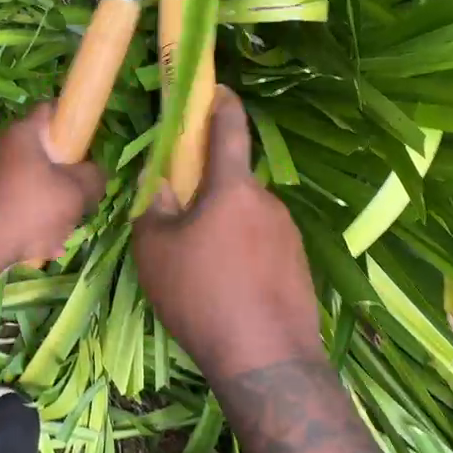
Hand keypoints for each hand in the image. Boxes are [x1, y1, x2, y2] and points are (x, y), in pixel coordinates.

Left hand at [0, 105, 105, 268]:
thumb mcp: (74, 193)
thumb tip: (95, 172)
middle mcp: (6, 145)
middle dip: (69, 172)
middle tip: (83, 191)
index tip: (91, 139)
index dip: (74, 117)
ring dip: (56, 202)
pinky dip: (38, 218)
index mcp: (23, 132)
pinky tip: (47, 243)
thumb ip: (93, 177)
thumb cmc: (30, 208)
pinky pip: (25, 201)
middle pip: (48, 149)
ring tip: (65, 226)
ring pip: (40, 180)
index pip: (52, 108)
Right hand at [133, 87, 323, 384]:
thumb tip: (160, 185)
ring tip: (196, 264)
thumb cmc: (202, 295)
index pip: (229, 129)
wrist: (269, 365)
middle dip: (203, 188)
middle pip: (229, 179)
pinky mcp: (299, 266)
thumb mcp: (155, 249)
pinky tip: (222, 287)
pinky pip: (260, 243)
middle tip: (175, 219)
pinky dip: (239, 251)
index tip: (212, 86)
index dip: (219, 102)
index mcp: (231, 188)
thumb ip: (153, 207)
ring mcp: (288, 235)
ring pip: (244, 214)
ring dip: (220, 223)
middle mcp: (266, 202)